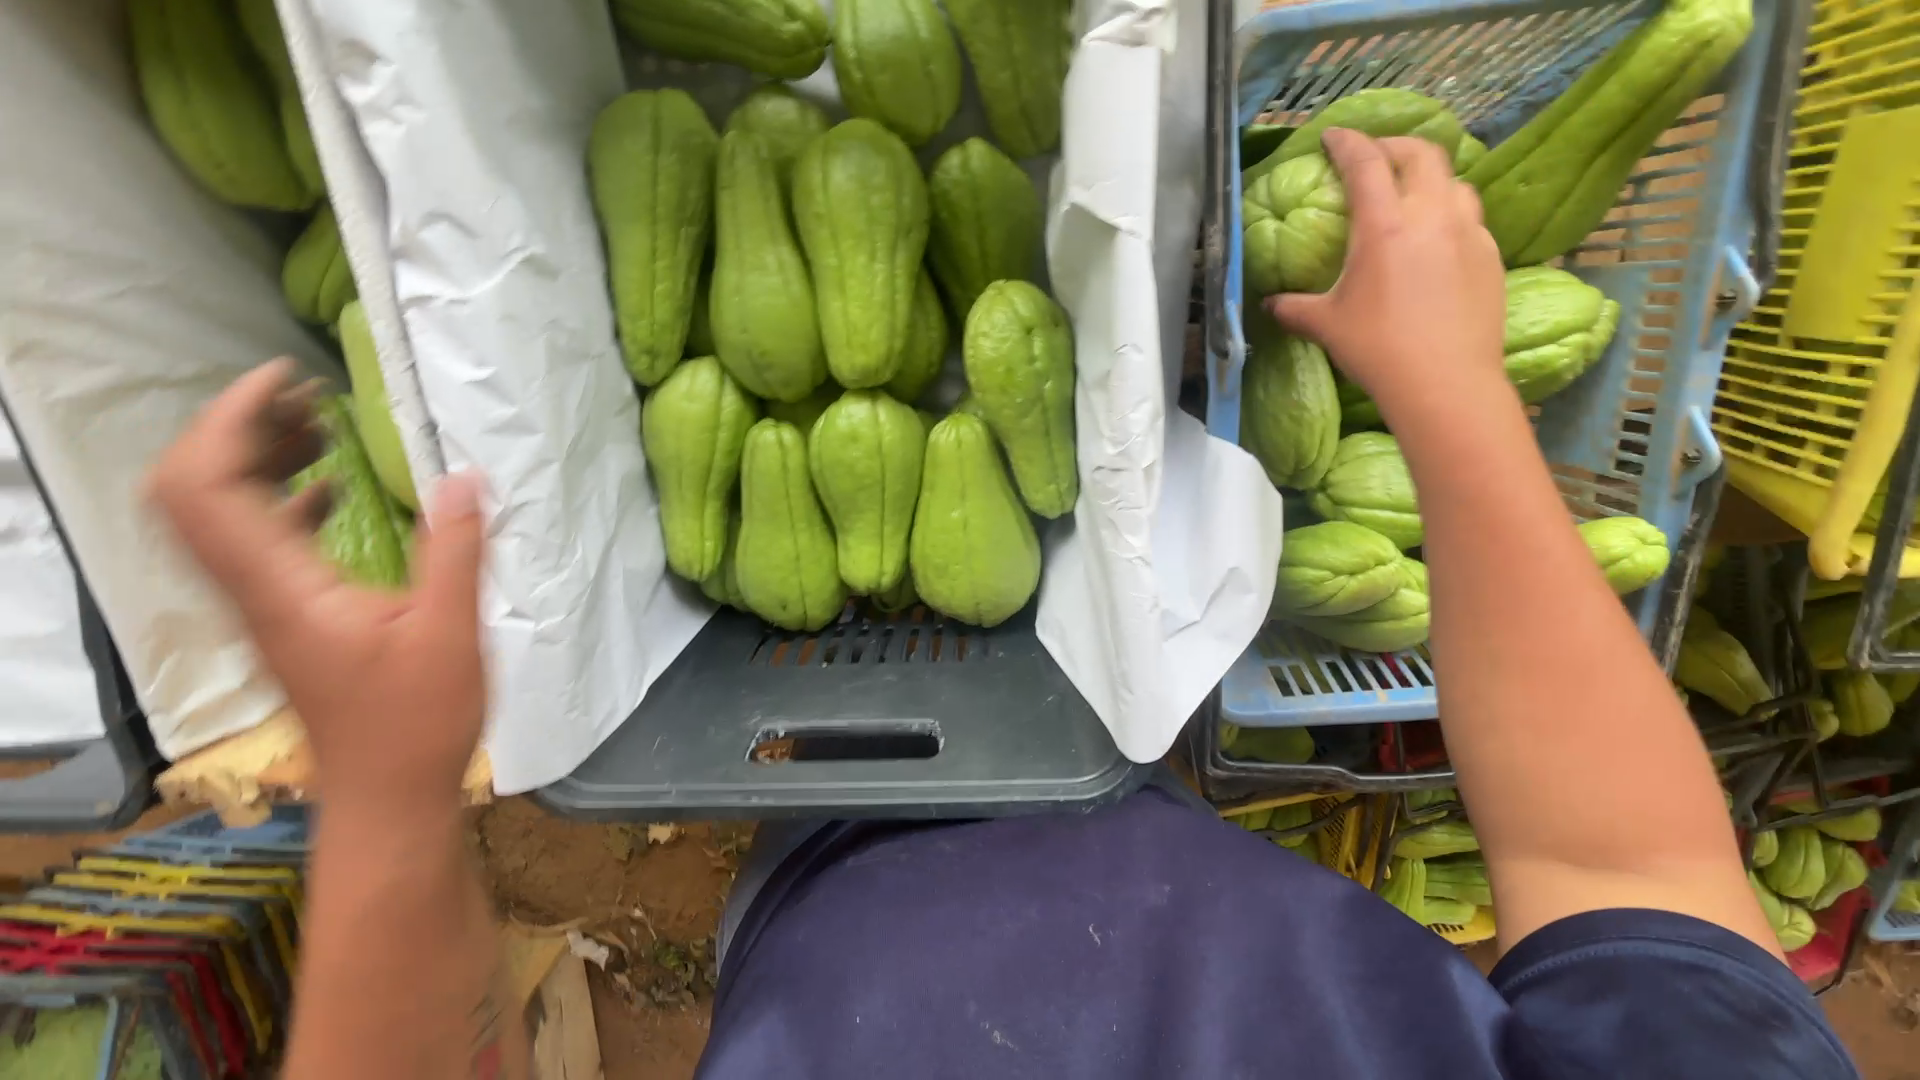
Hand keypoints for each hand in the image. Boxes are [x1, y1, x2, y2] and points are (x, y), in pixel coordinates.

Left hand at [147, 360, 487, 809]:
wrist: (386, 795)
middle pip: (196, 492)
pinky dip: (284, 501)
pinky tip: (331, 491)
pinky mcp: (288, 620)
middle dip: (240, 430)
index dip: (230, 421)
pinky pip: (259, 544)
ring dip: (259, 461)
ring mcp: (265, 608)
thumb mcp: (451, 631)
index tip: (289, 382)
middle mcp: (253, 592)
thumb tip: (464, 475)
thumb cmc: (417, 721)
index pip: (206, 485)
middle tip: (307, 398)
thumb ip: (455, 550)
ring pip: (221, 516)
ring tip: (319, 429)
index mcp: (281, 588)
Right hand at [1265, 129, 1507, 424]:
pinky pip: (1470, 217)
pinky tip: (1436, 239)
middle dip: (1394, 146)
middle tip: (1374, 157)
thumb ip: (1293, 308)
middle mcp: (1430, 216)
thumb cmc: (1376, 349)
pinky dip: (1449, 213)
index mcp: (1384, 226)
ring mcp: (1467, 232)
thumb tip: (1269, 304)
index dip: (1347, 143)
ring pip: (1454, 181)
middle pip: (1420, 154)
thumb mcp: (1324, 326)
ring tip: (1413, 194)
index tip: (1333, 135)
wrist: (1445, 382)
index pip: (1365, 164)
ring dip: (1429, 177)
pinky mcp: (1490, 255)